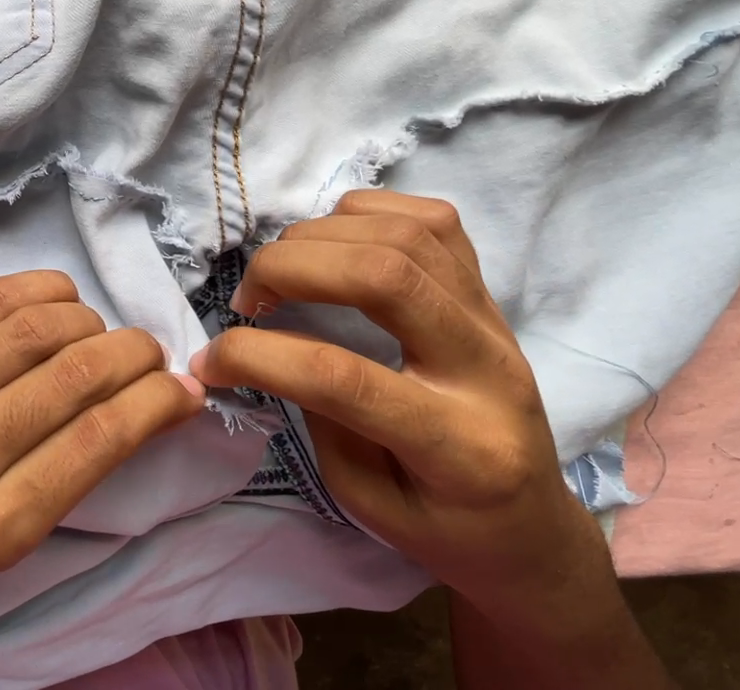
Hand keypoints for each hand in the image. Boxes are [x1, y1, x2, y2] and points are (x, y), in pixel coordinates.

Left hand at [0, 270, 202, 576]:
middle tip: (149, 351)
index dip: (153, 403)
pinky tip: (62, 300)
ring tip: (100, 332)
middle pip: (70, 378)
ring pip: (33, 330)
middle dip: (131, 354)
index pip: (95, 442)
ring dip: (89, 322)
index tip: (182, 387)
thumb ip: (78, 467)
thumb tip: (161, 398)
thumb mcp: (9, 530)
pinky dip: (43, 289)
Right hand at [189, 191, 608, 630]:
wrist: (531, 524)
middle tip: (247, 300)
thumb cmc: (438, 525)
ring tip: (281, 272)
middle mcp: (490, 369)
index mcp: (460, 446)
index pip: (342, 377)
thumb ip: (319, 414)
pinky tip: (330, 242)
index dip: (256, 357)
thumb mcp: (361, 497)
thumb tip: (262, 343)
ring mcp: (496, 322)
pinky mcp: (490, 295)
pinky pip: (434, 221)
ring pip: (406, 236)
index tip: (209, 361)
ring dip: (318, 237)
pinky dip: (365, 214)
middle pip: (384, 276)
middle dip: (286, 269)